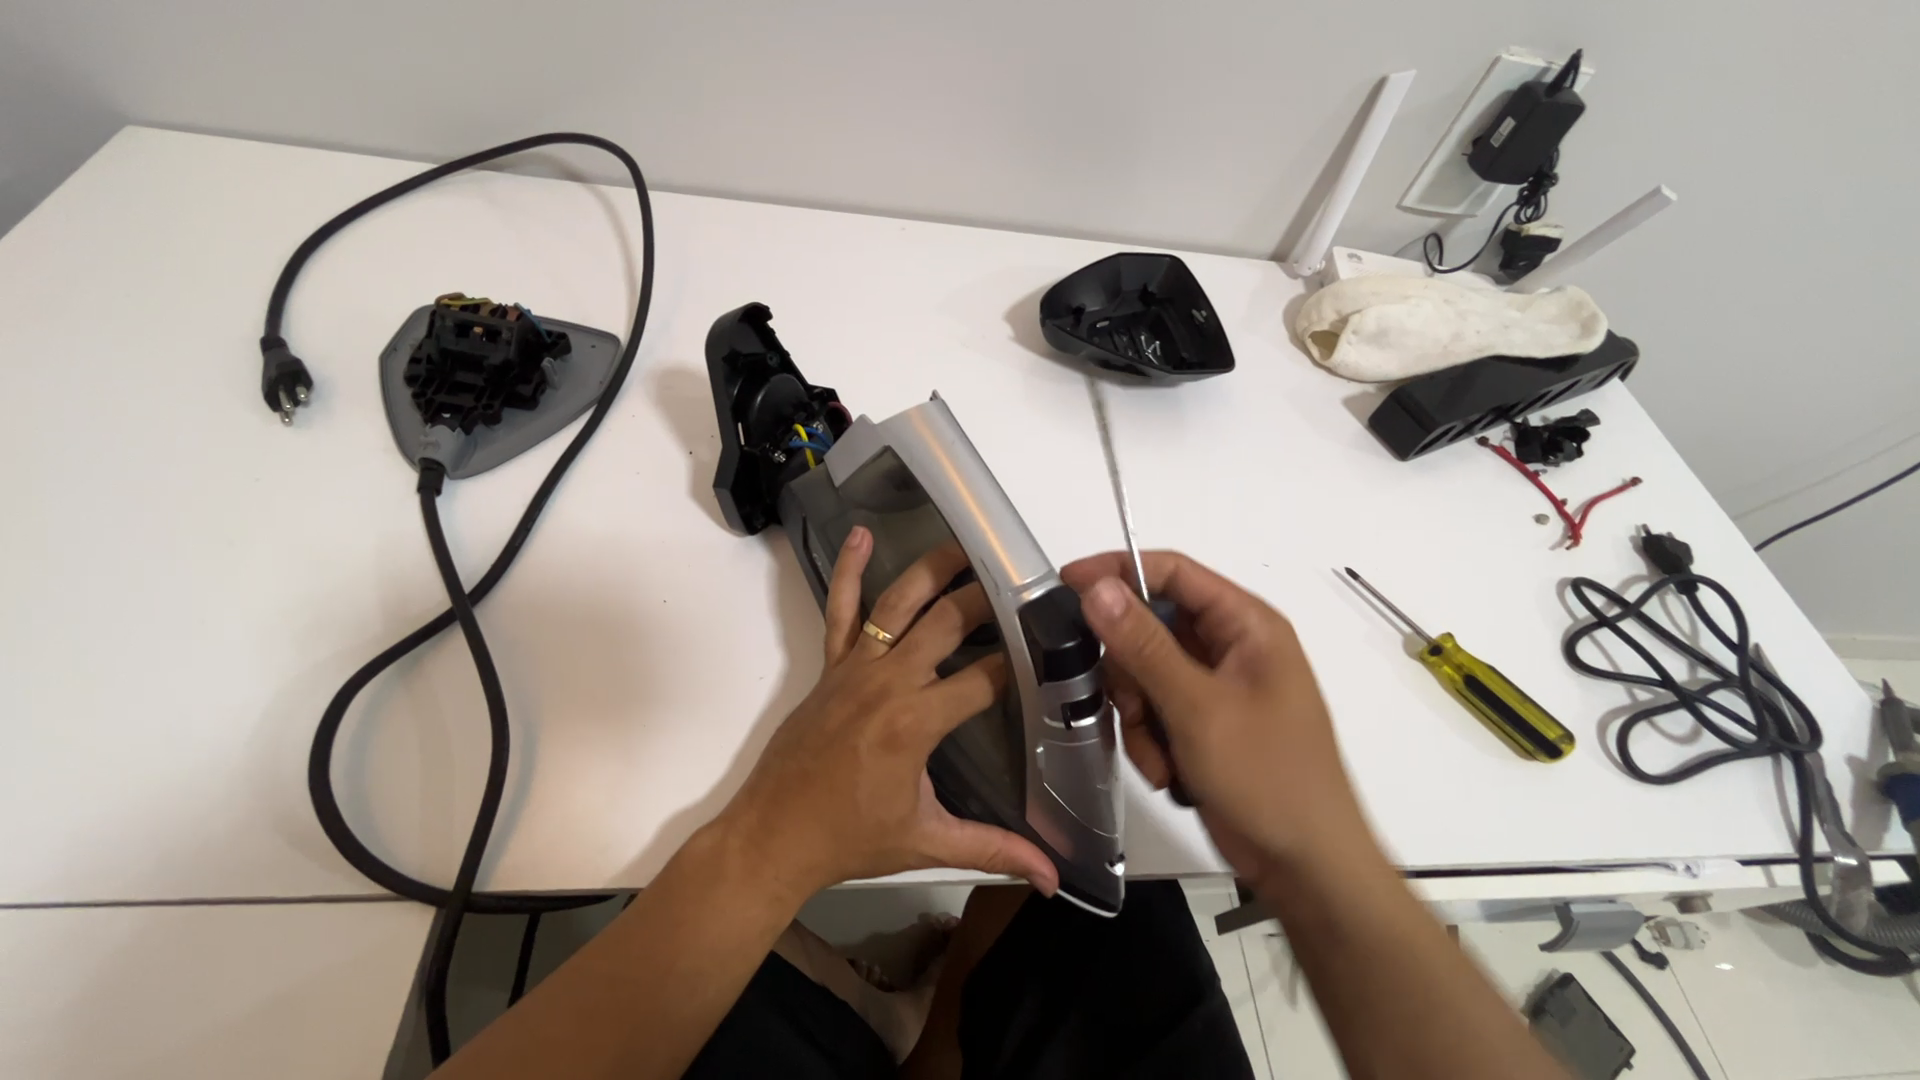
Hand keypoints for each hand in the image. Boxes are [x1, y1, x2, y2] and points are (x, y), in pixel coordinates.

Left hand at [717, 528, 1059, 900]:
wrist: (772, 836)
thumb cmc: (850, 840)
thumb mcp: (928, 842)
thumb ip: (994, 850)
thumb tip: (1053, 877)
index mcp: (916, 722)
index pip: (986, 678)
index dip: (1022, 661)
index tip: (1051, 644)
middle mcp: (888, 682)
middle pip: (949, 623)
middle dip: (988, 599)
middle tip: (1022, 582)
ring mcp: (854, 667)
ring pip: (898, 602)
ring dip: (933, 569)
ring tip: (966, 546)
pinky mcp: (830, 666)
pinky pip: (839, 609)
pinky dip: (848, 570)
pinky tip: (862, 535)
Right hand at [1059, 552, 1372, 882]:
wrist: (1306, 867)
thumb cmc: (1266, 777)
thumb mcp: (1198, 707)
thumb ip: (1143, 644)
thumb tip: (1096, 587)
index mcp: (1246, 624)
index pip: (1172, 572)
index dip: (1117, 571)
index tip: (1066, 585)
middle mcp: (1231, 647)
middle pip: (1150, 627)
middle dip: (1131, 673)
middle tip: (1129, 705)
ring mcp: (1216, 688)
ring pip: (1144, 674)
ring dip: (1140, 716)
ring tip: (1161, 754)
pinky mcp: (1203, 724)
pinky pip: (1154, 711)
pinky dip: (1151, 740)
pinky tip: (1171, 773)